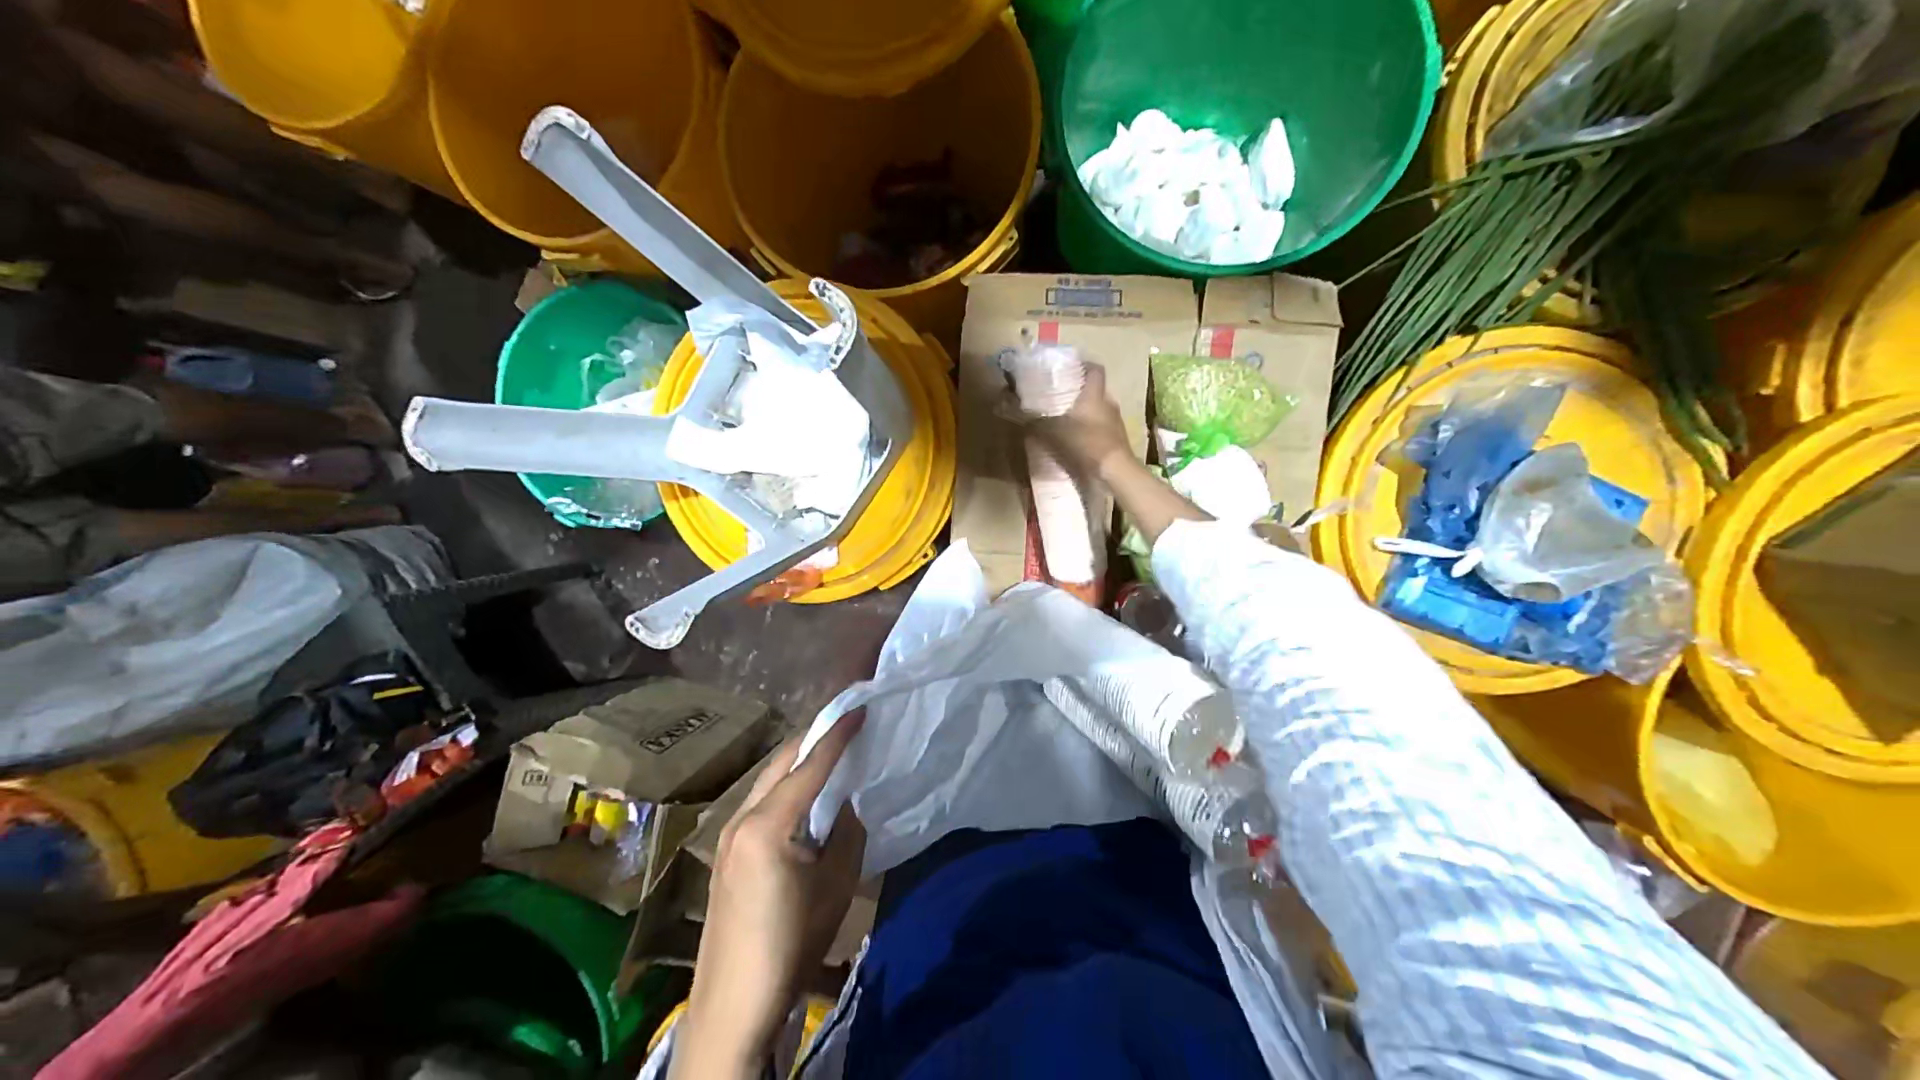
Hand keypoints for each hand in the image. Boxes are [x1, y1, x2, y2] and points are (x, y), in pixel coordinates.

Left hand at [671, 712, 867, 1079]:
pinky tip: (803, 796)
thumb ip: (846, 834)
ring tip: (829, 753)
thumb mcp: (835, 887)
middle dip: (814, 738)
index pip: (810, 765)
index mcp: (768, 823)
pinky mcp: (726, 852)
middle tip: (845, 725)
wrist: (734, 1003)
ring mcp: (727, 834)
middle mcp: (741, 817)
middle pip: (781, 763)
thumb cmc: (791, 943)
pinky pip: (759, 801)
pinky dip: (785, 787)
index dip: (838, 735)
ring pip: (767, 780)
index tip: (860, 710)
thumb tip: (847, 805)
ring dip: (798, 762)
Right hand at [1025, 362, 1131, 480]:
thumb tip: (1006, 405)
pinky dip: (1087, 431)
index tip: (1067, 368)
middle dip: (1077, 392)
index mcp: (1095, 395)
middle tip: (1056, 395)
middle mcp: (1108, 405)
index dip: (1083, 365)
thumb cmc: (1084, 443)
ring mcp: (1115, 424)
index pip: (1095, 369)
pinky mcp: (1115, 442)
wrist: (1113, 472)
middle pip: (1094, 391)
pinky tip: (1073, 441)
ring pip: (1097, 411)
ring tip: (1062, 419)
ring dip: (1082, 413)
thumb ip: (1030, 419)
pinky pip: (1099, 430)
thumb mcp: (1051, 431)